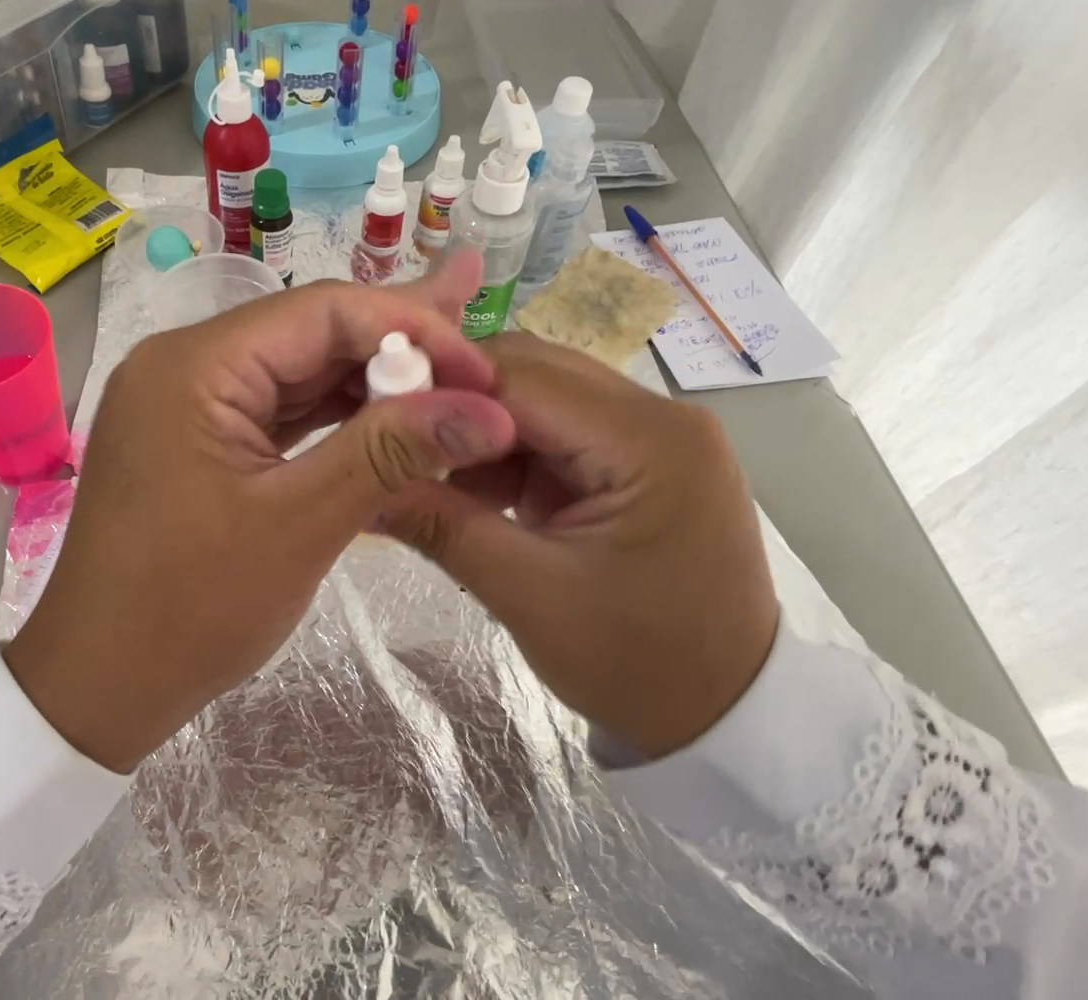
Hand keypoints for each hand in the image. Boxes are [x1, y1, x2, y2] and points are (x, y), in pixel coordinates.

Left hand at [4, 252, 516, 772]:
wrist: (99, 684)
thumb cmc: (189, 610)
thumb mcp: (300, 525)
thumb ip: (392, 453)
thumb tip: (490, 409)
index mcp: (195, 365)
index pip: (323, 311)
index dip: (412, 329)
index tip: (483, 369)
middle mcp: (185, 365)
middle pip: (310, 333)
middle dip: (399, 340)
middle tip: (481, 323)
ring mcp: (187, 404)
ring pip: (297, 373)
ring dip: (372, 378)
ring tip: (454, 364)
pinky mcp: (196, 442)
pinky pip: (277, 413)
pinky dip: (335, 418)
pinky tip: (391, 412)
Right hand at [385, 332, 777, 757]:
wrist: (725, 712)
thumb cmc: (638, 663)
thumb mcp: (529, 596)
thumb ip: (443, 528)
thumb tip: (362, 486)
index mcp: (651, 439)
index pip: (523, 379)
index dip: (442, 390)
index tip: (374, 416)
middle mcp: (663, 415)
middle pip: (536, 374)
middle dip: (460, 406)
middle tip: (397, 446)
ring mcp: (658, 435)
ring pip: (543, 400)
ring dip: (482, 432)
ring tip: (433, 483)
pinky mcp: (644, 460)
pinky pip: (562, 434)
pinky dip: (511, 456)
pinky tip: (477, 496)